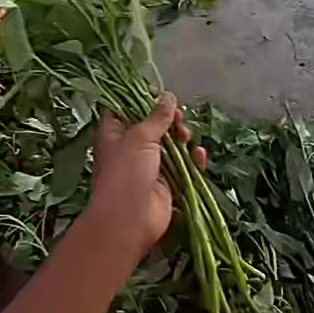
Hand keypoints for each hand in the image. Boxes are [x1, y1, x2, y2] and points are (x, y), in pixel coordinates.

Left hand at [80, 92, 203, 254]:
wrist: (129, 220)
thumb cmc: (126, 173)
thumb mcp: (139, 137)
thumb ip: (156, 117)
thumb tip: (167, 96)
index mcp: (114, 133)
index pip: (124, 107)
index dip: (140, 98)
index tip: (158, 92)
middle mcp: (130, 147)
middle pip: (152, 125)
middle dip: (168, 119)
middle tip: (178, 117)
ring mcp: (149, 166)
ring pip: (170, 144)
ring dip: (182, 138)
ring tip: (186, 137)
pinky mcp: (166, 183)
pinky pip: (183, 167)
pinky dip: (192, 160)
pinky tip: (199, 156)